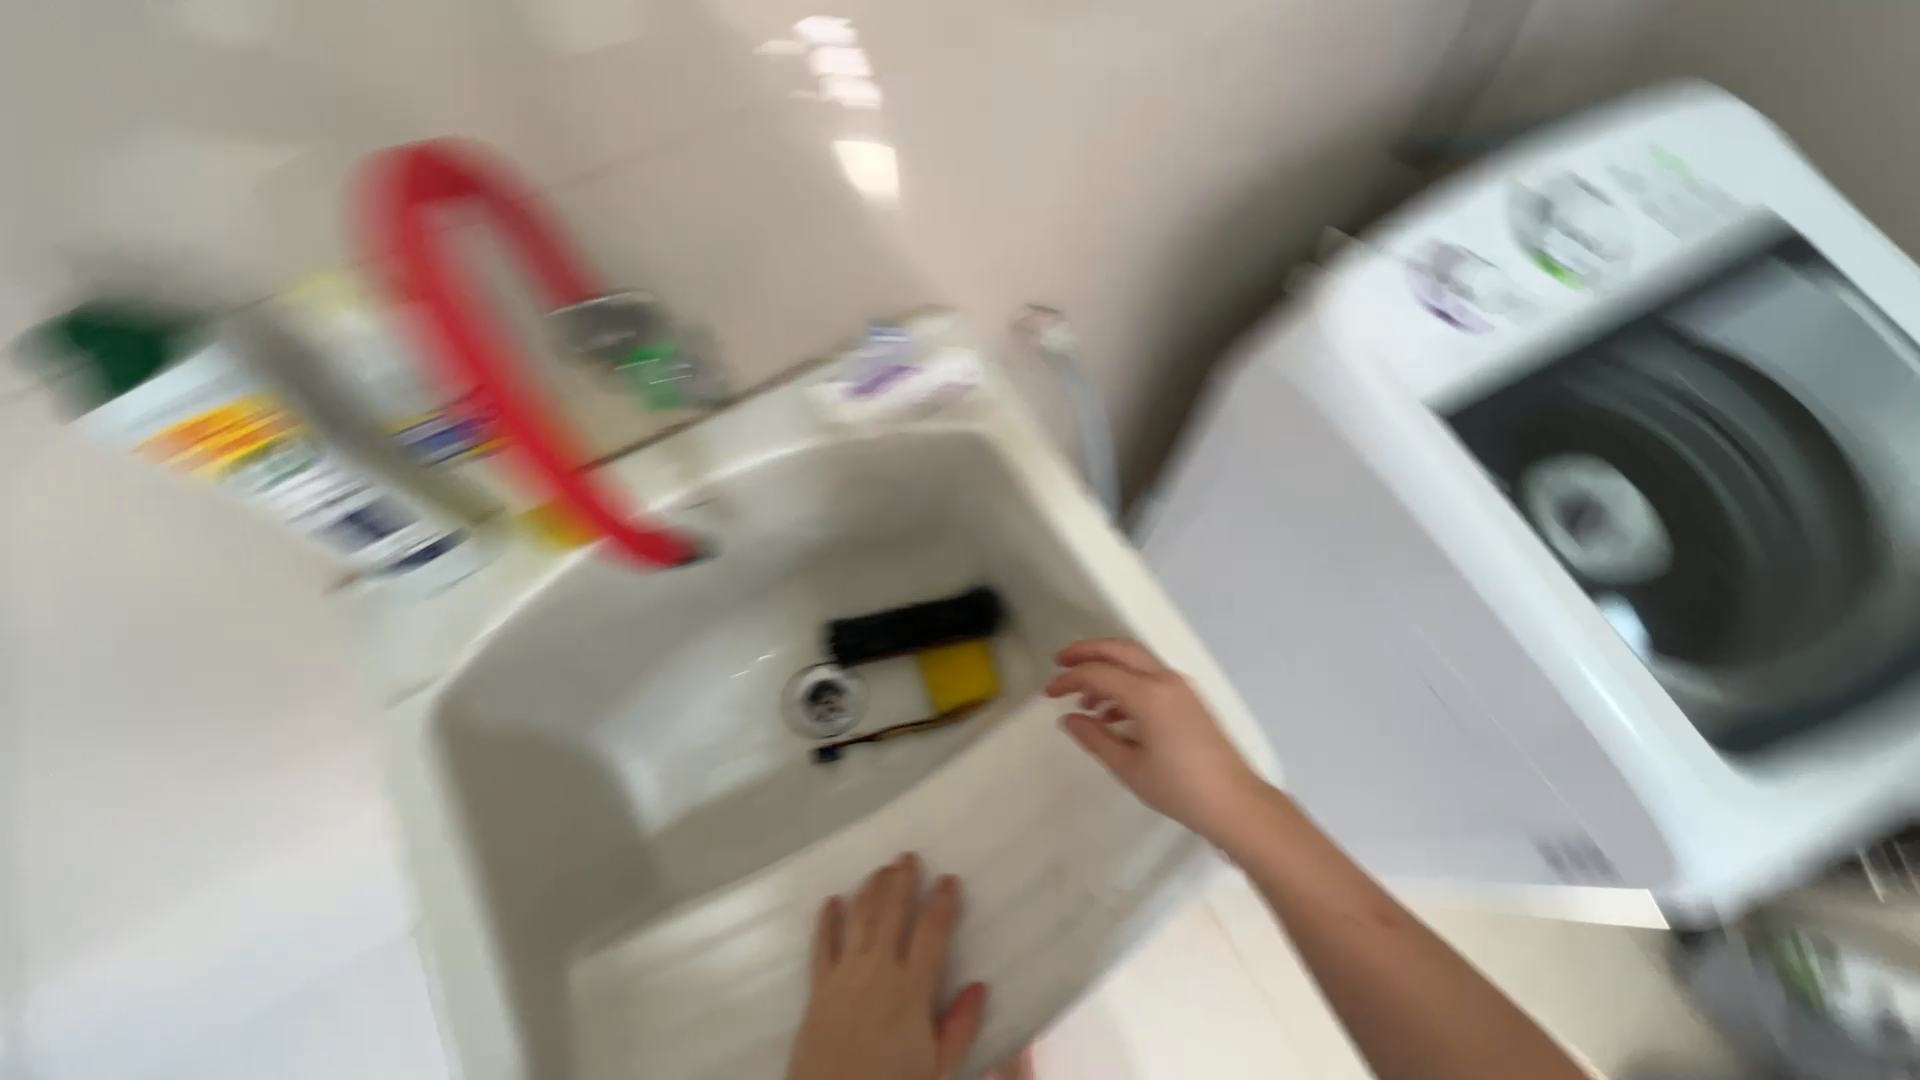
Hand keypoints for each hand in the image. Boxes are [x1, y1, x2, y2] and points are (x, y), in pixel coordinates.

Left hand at [786, 854, 987, 1079]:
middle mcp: (878, 971)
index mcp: (912, 990)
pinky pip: (822, 945)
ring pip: (860, 919)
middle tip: (908, 856)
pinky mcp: (818, 989)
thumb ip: (960, 1028)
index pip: (932, 932)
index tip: (949, 879)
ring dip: (870, 890)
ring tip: (880, 869)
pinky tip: (831, 901)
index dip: (942, 902)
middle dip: (902, 881)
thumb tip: (979, 986)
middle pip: (892, 913)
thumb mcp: (938, 1071)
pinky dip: (827, 920)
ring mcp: (845, 976)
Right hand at [1047, 639, 1267, 840]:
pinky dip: (1126, 684)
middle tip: (1060, 662)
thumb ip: (1095, 738)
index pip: (1099, 673)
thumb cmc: (1179, 789)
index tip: (1048, 693)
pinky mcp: (1188, 700)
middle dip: (1087, 651)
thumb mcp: (1128, 767)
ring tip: (1083, 698)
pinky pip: (1150, 678)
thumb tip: (1069, 719)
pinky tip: (1111, 714)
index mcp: (1148, 695)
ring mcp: (1180, 688)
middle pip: (1119, 650)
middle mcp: (1165, 681)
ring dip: (1107, 669)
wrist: (1235, 803)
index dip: (1069, 678)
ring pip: (1136, 662)